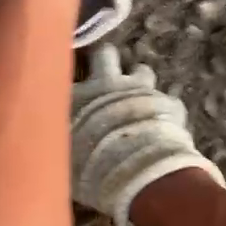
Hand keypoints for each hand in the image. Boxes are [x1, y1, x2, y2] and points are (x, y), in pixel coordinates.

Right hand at [71, 44, 223, 225]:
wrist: (137, 172)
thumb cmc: (93, 169)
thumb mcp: (66, 158)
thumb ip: (62, 140)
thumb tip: (56, 142)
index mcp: (79, 96)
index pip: (66, 75)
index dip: (71, 82)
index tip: (71, 90)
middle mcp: (109, 84)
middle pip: (106, 53)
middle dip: (107, 61)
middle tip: (108, 78)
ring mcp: (142, 90)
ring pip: (141, 70)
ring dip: (140, 82)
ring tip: (139, 101)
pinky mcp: (169, 103)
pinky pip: (169, 100)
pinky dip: (166, 110)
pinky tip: (166, 124)